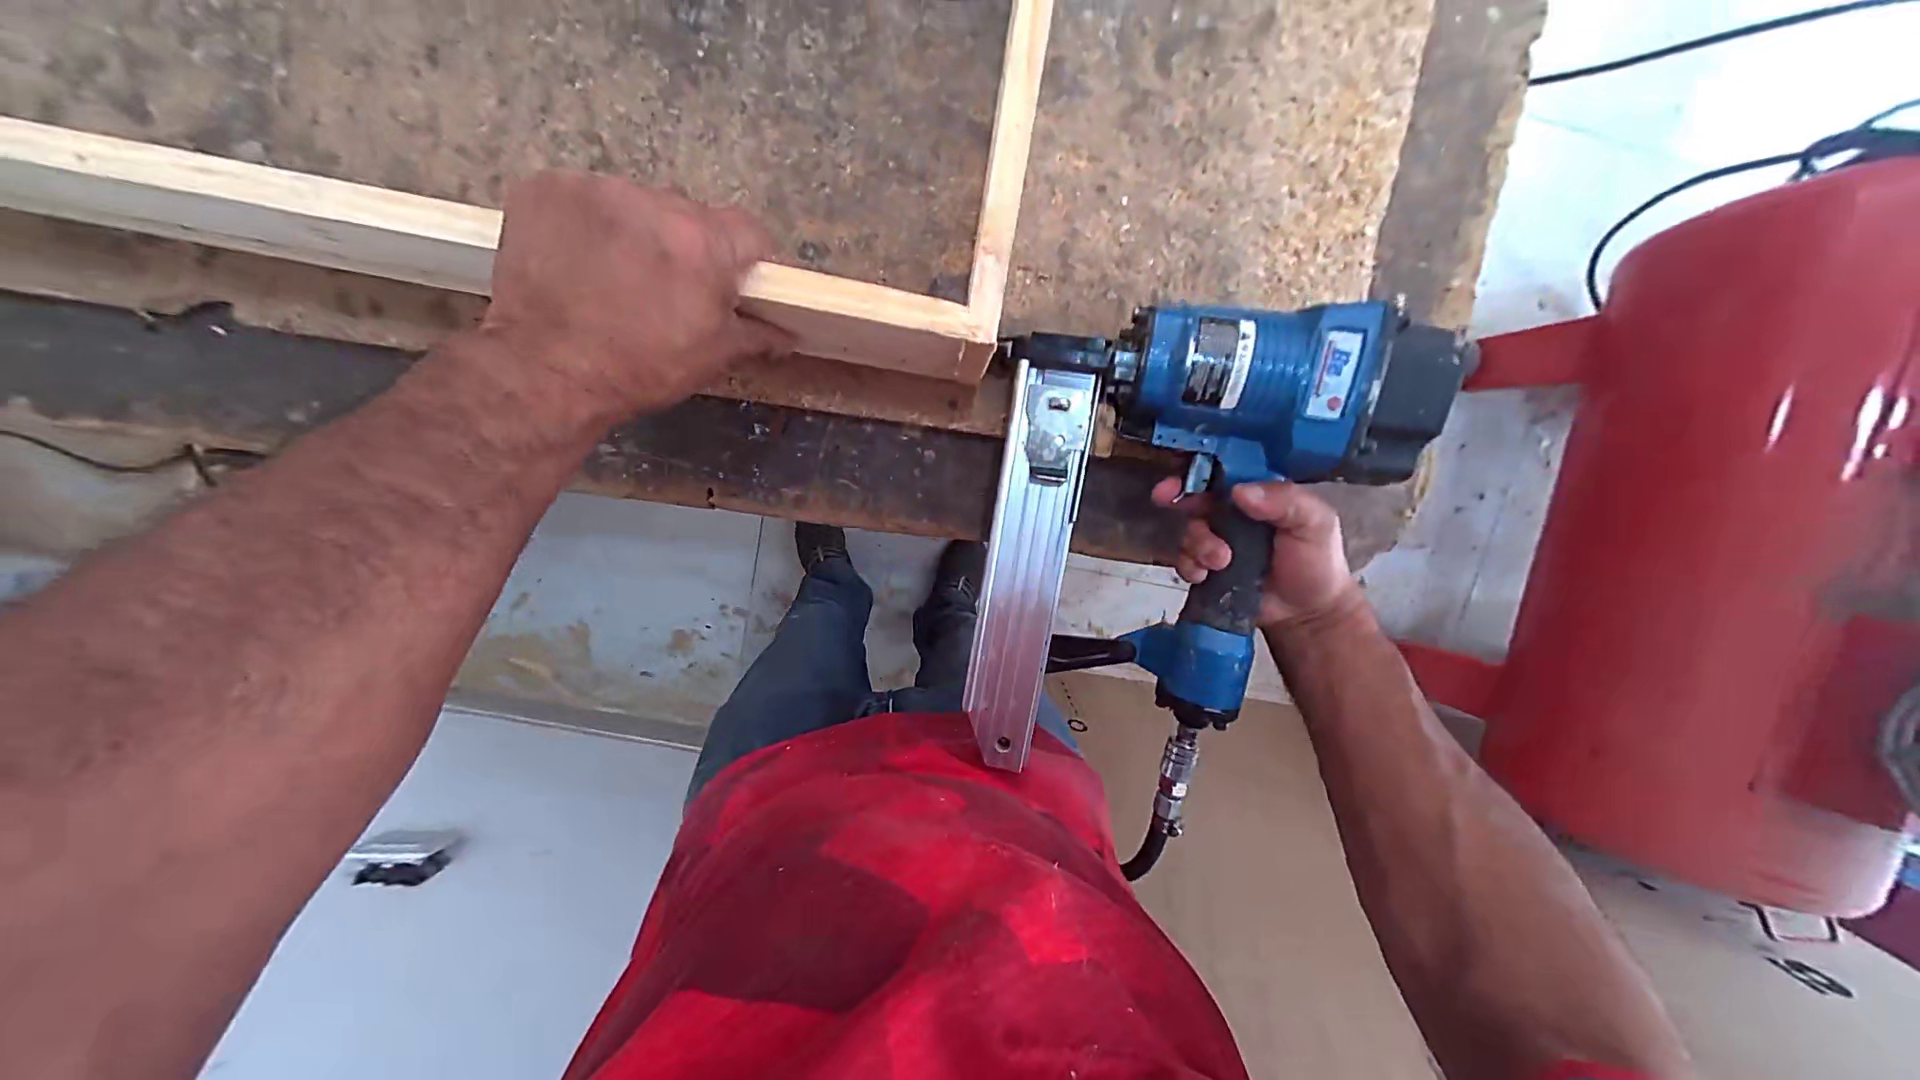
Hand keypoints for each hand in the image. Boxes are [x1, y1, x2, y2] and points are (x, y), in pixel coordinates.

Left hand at [470, 171, 793, 422]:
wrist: (546, 370)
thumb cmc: (641, 368)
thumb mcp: (711, 356)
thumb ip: (756, 335)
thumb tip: (788, 335)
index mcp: (703, 243)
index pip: (750, 230)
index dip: (748, 258)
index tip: (734, 282)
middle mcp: (653, 202)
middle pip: (691, 214)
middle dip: (690, 246)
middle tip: (671, 289)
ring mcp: (595, 189)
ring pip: (638, 203)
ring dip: (640, 231)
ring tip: (620, 276)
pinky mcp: (546, 187)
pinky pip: (588, 198)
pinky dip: (592, 223)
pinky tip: (582, 261)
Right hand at [1153, 477, 1366, 630]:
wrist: (1307, 614)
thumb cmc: (1316, 562)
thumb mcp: (1315, 523)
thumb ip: (1285, 501)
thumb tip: (1240, 491)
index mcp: (1256, 494)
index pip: (1222, 472)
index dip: (1196, 471)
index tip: (1177, 480)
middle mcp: (1231, 513)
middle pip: (1195, 498)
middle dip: (1182, 503)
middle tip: (1170, 503)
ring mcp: (1215, 541)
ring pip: (1187, 531)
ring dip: (1195, 543)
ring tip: (1219, 563)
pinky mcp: (1206, 568)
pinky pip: (1183, 561)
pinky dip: (1188, 566)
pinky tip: (1204, 576)